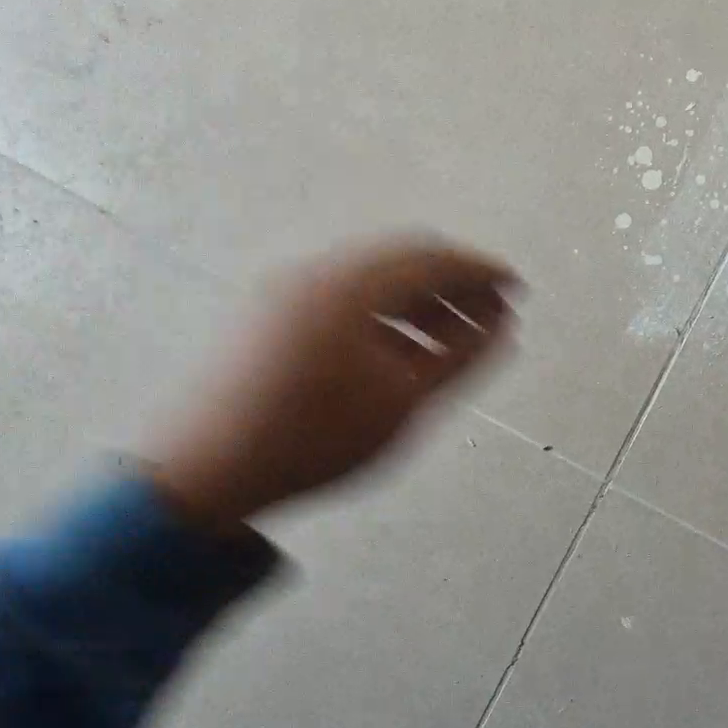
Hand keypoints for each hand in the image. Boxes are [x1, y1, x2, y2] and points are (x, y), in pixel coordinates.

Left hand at [151, 240, 517, 526]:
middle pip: (401, 260)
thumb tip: (503, 323)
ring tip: (455, 337)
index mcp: (349, 287)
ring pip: (372, 278)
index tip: (518, 289)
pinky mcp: (271, 313)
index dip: (481, 271)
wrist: (210, 468)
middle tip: (492, 316)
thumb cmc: (320, 437)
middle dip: (453, 284)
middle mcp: (315, 273)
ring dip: (421, 299)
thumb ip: (462, 357)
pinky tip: (404, 348)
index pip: (432, 259)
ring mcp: (286, 290)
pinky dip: (386, 312)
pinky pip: (345, 296)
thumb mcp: (405, 401)